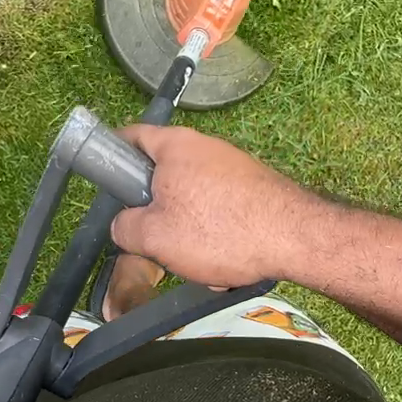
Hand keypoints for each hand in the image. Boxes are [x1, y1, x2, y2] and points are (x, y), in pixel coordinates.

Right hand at [111, 125, 327, 286]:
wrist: (295, 239)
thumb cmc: (219, 231)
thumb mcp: (153, 236)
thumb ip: (124, 227)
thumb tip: (124, 224)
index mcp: (175, 146)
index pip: (131, 137)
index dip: (112, 157)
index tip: (106, 184)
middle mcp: (206, 148)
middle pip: (165, 177)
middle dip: (160, 213)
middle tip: (156, 241)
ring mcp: (235, 168)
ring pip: (196, 204)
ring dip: (193, 235)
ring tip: (202, 263)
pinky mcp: (256, 189)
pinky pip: (224, 214)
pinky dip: (221, 238)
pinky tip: (229, 264)